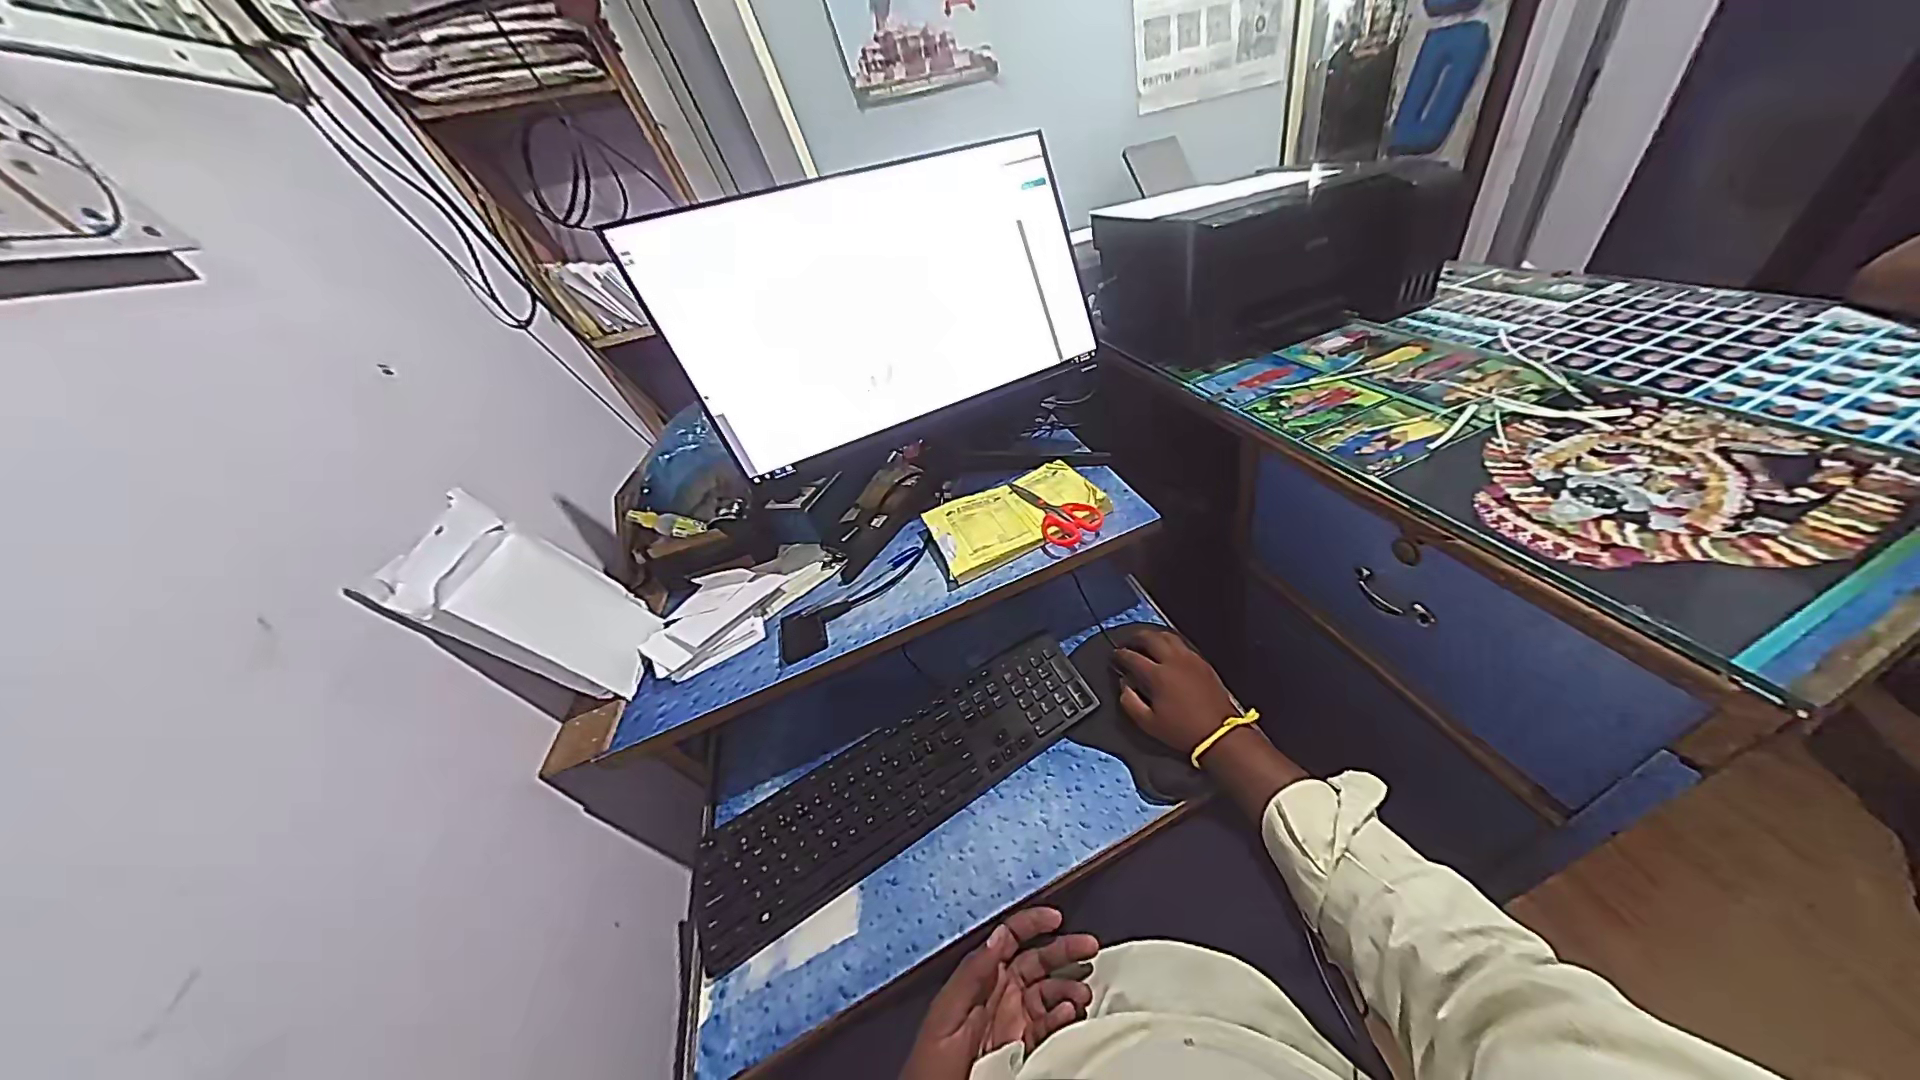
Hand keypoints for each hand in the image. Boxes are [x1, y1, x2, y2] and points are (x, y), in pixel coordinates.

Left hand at [899, 907, 1098, 1079]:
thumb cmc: (933, 1061)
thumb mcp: (949, 1011)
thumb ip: (974, 971)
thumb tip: (1000, 933)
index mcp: (980, 977)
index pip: (1009, 938)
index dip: (1032, 924)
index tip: (1056, 918)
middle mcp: (999, 992)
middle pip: (1036, 961)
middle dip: (1063, 950)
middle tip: (1089, 946)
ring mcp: (1012, 1019)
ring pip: (1047, 992)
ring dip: (1068, 987)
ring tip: (1083, 991)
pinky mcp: (1022, 1047)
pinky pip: (1047, 1026)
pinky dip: (1062, 1018)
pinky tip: (1070, 1015)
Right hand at [1113, 628, 1240, 758]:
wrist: (1218, 734)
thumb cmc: (1182, 730)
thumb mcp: (1148, 723)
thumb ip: (1130, 702)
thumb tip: (1124, 686)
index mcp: (1158, 676)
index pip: (1132, 657)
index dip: (1120, 654)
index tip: (1115, 656)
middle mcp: (1173, 661)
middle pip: (1150, 638)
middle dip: (1135, 638)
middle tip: (1128, 643)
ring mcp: (1190, 659)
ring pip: (1168, 636)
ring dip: (1153, 636)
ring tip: (1146, 642)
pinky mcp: (1203, 663)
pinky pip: (1182, 644)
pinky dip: (1170, 643)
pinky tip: (1167, 651)